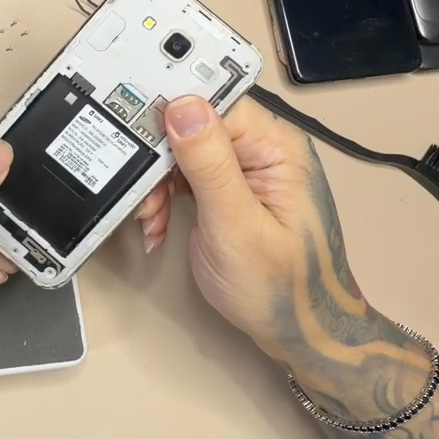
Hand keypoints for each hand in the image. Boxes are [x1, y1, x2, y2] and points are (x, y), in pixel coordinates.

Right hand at [143, 95, 386, 363]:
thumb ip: (210, 165)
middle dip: (157, 160)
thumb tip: (183, 106)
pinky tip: (158, 225)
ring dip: (155, 185)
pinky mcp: (225, 190)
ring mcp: (242, 172)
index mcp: (276, 148)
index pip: (216, 103)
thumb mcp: (237, 225)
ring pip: (179, 152)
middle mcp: (261, 151)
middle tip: (144, 197)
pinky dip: (162, 199)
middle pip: (190, 126)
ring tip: (151, 219)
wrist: (301, 335)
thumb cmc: (283, 289)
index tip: (137, 130)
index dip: (172, 111)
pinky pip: (181, 177)